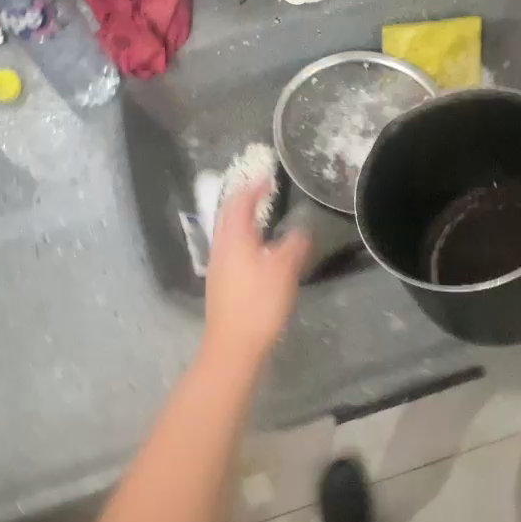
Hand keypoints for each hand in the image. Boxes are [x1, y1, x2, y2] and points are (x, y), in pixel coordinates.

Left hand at [202, 178, 310, 362]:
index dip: (254, 186)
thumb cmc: (259, 304)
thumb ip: (294, 244)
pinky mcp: (220, 282)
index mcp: (235, 238)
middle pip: (227, 213)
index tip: (268, 176)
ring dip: (242, 218)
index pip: (240, 201)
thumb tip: (302, 228)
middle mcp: (221, 246)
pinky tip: (257, 248)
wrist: (232, 345)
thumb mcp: (284, 270)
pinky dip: (243, 236)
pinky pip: (230, 247)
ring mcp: (218, 265)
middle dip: (243, 198)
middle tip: (262, 190)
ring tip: (261, 214)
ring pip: (227, 231)